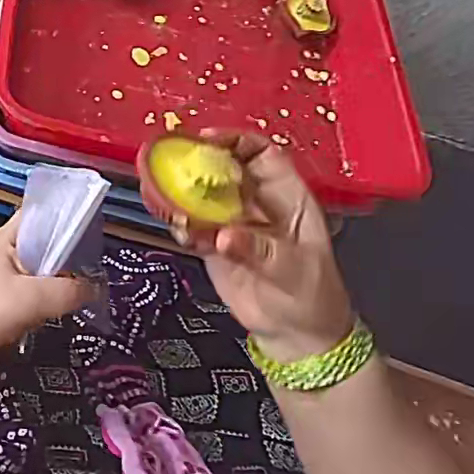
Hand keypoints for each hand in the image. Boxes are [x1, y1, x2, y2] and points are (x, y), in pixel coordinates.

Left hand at [0, 213, 94, 367]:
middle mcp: (4, 250)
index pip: (40, 213)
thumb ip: (69, 291)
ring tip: (74, 292)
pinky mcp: (2, 295)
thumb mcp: (32, 300)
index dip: (66, 216)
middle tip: (89, 269)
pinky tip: (52, 310)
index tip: (92, 230)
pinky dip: (44, 298)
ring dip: (57, 281)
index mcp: (6, 238)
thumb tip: (95, 289)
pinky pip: (33, 289)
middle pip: (46, 243)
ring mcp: (2, 273)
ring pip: (42, 268)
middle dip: (67, 256)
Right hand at [191, 131, 356, 360]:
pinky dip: (179, 223)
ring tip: (162, 192)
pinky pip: (191, 225)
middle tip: (174, 162)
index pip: (262, 154)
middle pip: (225, 168)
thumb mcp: (292, 270)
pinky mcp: (213, 245)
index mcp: (287, 197)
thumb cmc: (310, 295)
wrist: (296, 334)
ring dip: (182, 192)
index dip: (236, 140)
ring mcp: (233, 223)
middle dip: (200, 161)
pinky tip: (176, 228)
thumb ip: (258, 250)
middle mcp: (256, 203)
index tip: (208, 139)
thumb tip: (224, 235)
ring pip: (203, 195)